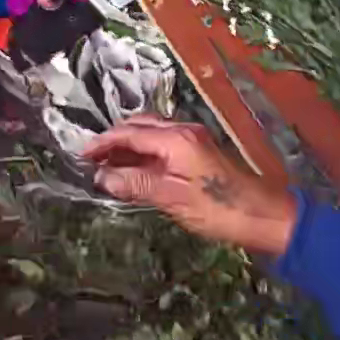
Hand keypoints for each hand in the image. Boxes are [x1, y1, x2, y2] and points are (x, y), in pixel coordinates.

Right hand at [84, 115, 299, 256]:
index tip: (81, 155)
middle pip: (141, 127)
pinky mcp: (198, 153)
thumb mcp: (172, 198)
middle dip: (114, 140)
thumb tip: (101, 177)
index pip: (132, 133)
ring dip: (128, 146)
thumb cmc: (217, 207)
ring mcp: (192, 140)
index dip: (104, 142)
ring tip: (105, 167)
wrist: (259, 212)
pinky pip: (163, 145)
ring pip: (152, 135)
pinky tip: (132, 172)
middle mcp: (184, 132)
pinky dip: (144, 154)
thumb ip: (136, 184)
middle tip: (90, 161)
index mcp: (177, 139)